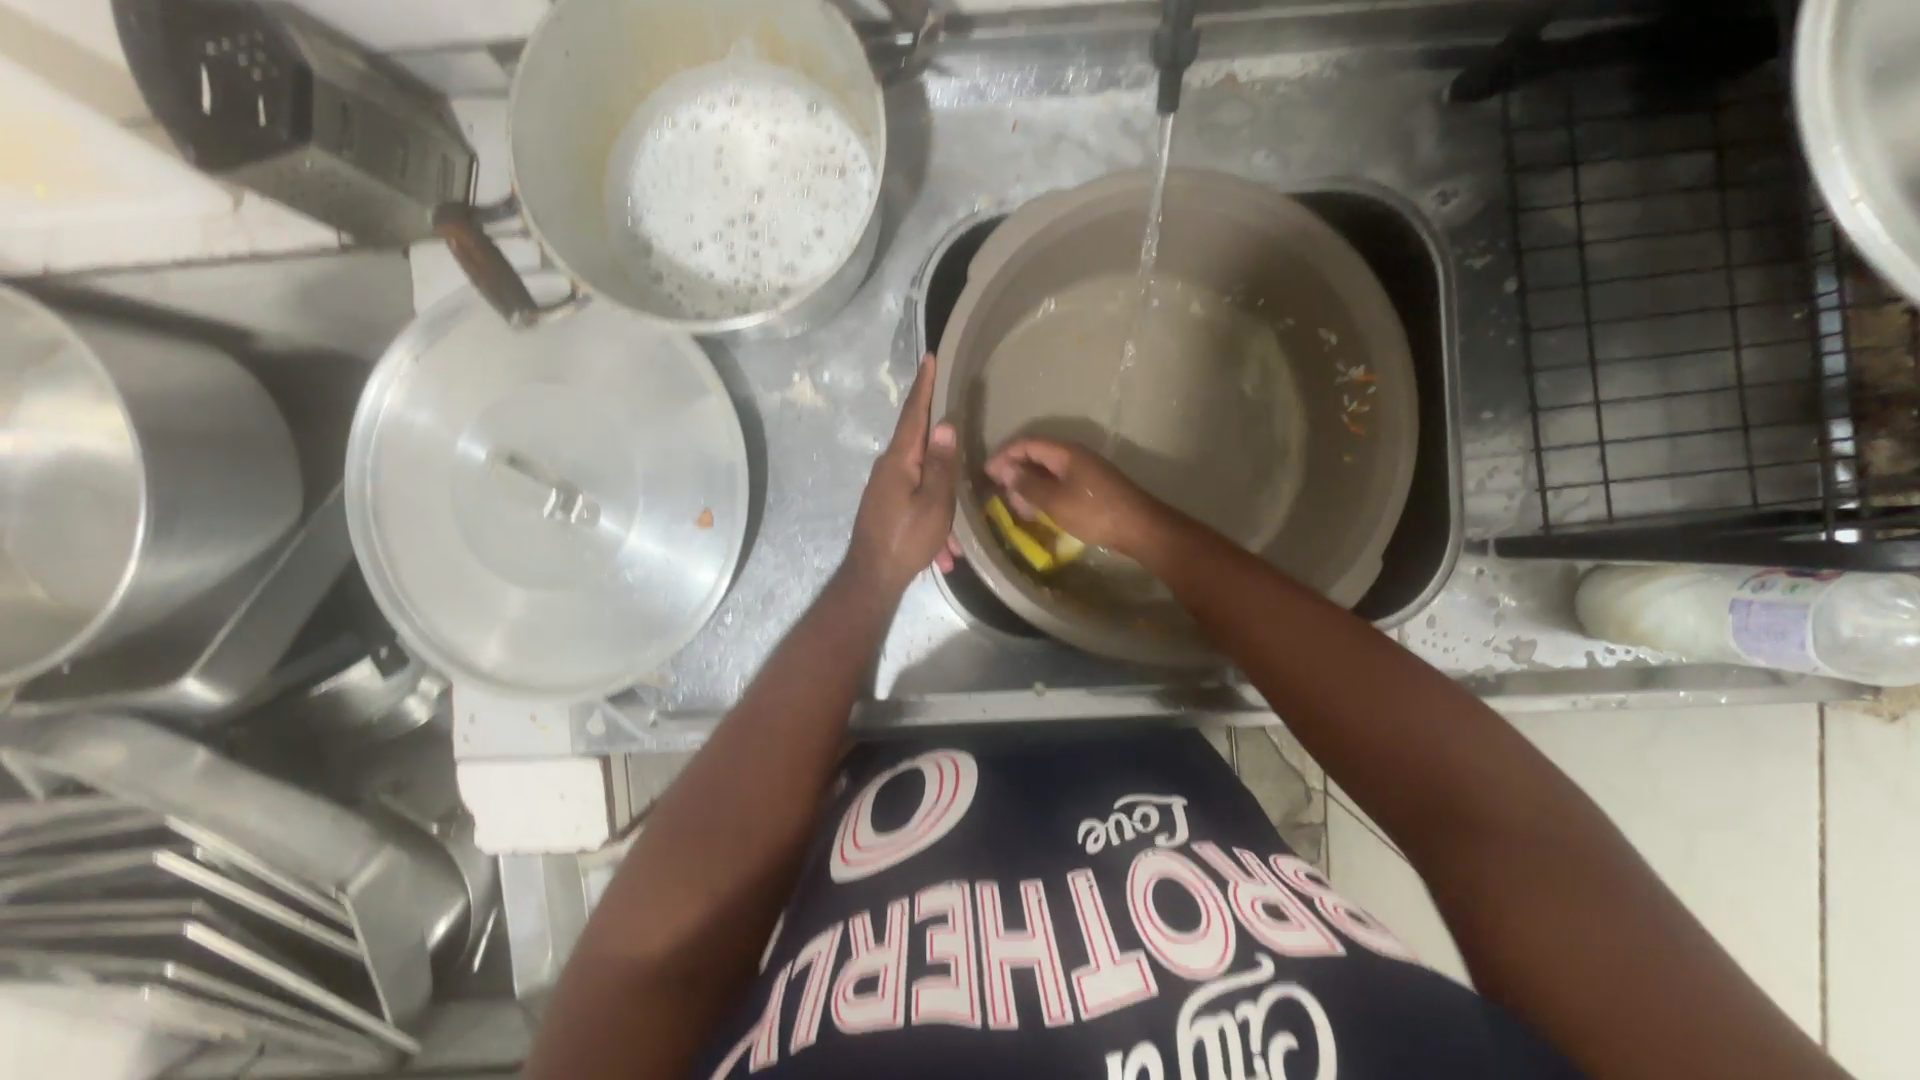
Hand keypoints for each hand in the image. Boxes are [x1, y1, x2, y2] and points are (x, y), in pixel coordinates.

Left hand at [845, 355, 959, 594]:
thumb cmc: (906, 539)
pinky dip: (934, 525)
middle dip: (943, 447)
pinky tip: (944, 555)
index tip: (930, 357)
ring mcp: (886, 489)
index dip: (924, 386)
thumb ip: (941, 464)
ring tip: (953, 540)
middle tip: (960, 424)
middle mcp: (889, 468)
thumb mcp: (934, 502)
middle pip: (920, 445)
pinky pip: (919, 505)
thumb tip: (945, 425)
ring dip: (943, 505)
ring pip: (924, 484)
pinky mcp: (887, 508)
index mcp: (899, 460)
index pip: (914, 414)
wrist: (872, 579)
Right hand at [984, 437, 1177, 559]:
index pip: (1027, 443)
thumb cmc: (1094, 512)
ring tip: (1019, 507)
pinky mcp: (1091, 487)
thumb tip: (1005, 471)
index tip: (986, 473)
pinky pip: (1060, 484)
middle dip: (1016, 472)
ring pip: (1049, 472)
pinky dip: (1045, 494)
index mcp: (1065, 452)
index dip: (1004, 455)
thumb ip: (1027, 484)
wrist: (1139, 527)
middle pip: (1037, 456)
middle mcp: (1075, 456)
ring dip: (1030, 486)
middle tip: (1001, 493)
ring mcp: (1085, 471)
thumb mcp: (1054, 501)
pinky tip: (1040, 512)